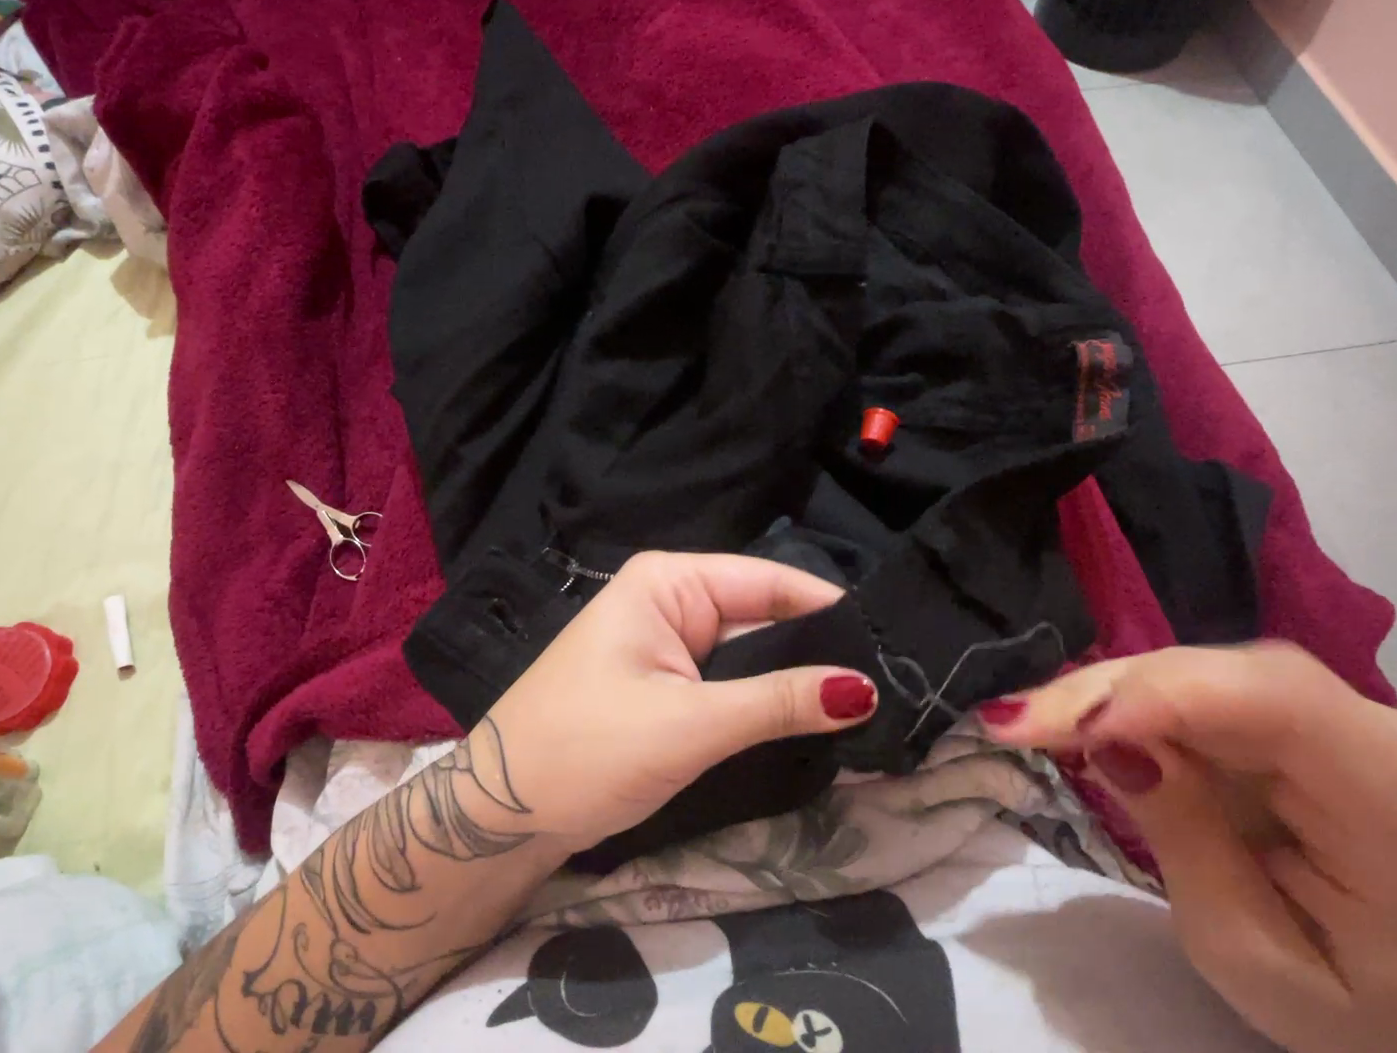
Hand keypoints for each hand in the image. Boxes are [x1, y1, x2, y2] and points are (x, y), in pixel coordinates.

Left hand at [481, 551, 878, 854]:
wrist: (500, 815)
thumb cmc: (586, 751)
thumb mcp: (689, 725)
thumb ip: (778, 701)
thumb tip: (866, 689)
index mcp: (669, 583)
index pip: (771, 582)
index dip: (832, 612)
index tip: (896, 648)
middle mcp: (669, 601)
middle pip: (763, 616)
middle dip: (817, 653)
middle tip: (893, 690)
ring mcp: (665, 646)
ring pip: (749, 655)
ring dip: (793, 683)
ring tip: (868, 710)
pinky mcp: (663, 687)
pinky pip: (727, 684)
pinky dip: (762, 704)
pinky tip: (808, 724)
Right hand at [981, 642, 1396, 1052]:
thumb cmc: (1342, 1013)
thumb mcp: (1246, 950)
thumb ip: (1186, 837)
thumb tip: (1112, 742)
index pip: (1286, 707)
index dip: (1166, 694)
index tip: (1068, 726)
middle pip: (1237, 679)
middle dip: (1113, 693)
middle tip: (1010, 722)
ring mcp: (1369, 721)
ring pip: (1214, 674)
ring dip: (1114, 695)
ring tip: (1028, 722)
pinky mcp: (1325, 719)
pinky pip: (1216, 692)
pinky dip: (1140, 705)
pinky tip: (1082, 720)